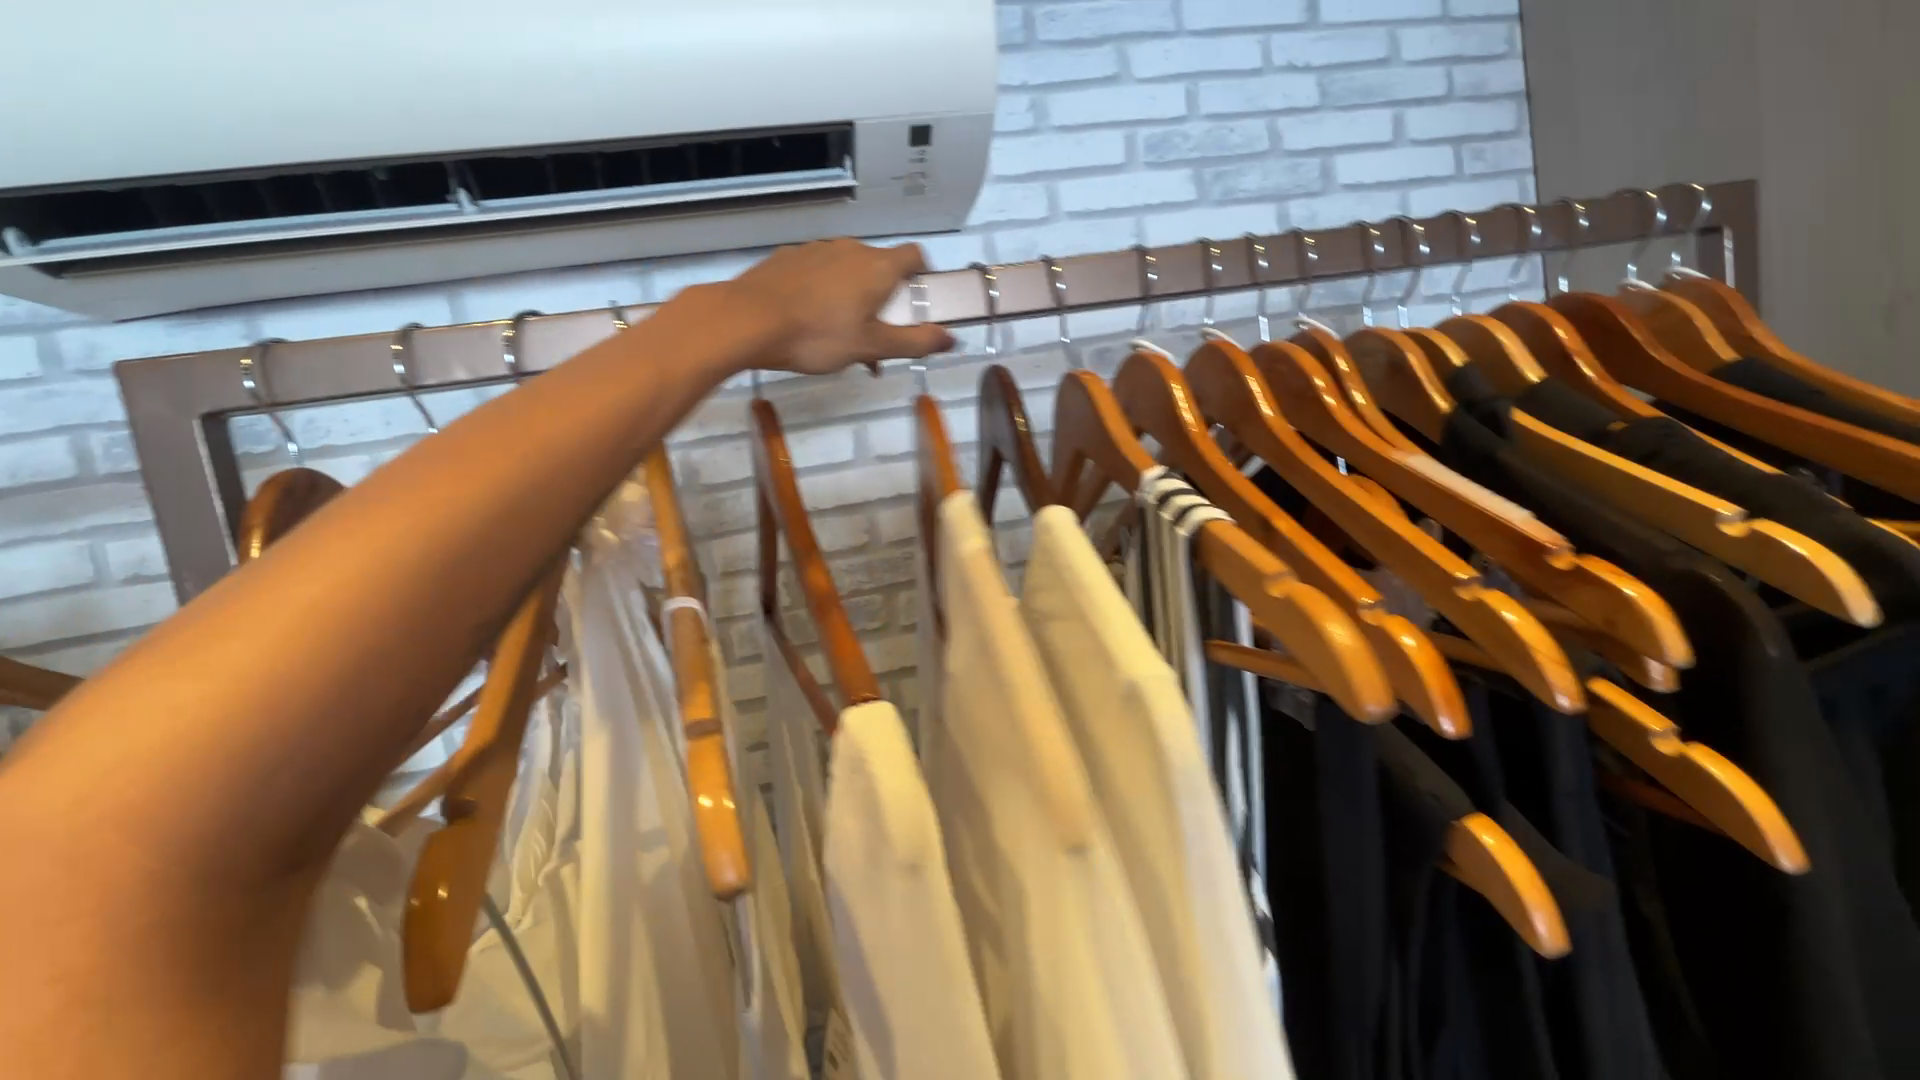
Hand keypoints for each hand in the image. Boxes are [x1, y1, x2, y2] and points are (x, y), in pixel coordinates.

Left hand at [724, 238, 955, 375]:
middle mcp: (850, 249)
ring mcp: (816, 250)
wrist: (748, 320)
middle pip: (879, 267)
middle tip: (875, 337)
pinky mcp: (787, 258)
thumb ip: (914, 342)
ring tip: (838, 336)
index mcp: (878, 267)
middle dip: (883, 298)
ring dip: (851, 296)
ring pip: (846, 271)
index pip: (914, 255)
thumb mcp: (871, 346)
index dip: (921, 275)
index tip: (915, 302)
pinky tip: (807, 321)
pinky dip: (821, 293)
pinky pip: (816, 273)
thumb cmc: (818, 335)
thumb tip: (952, 339)